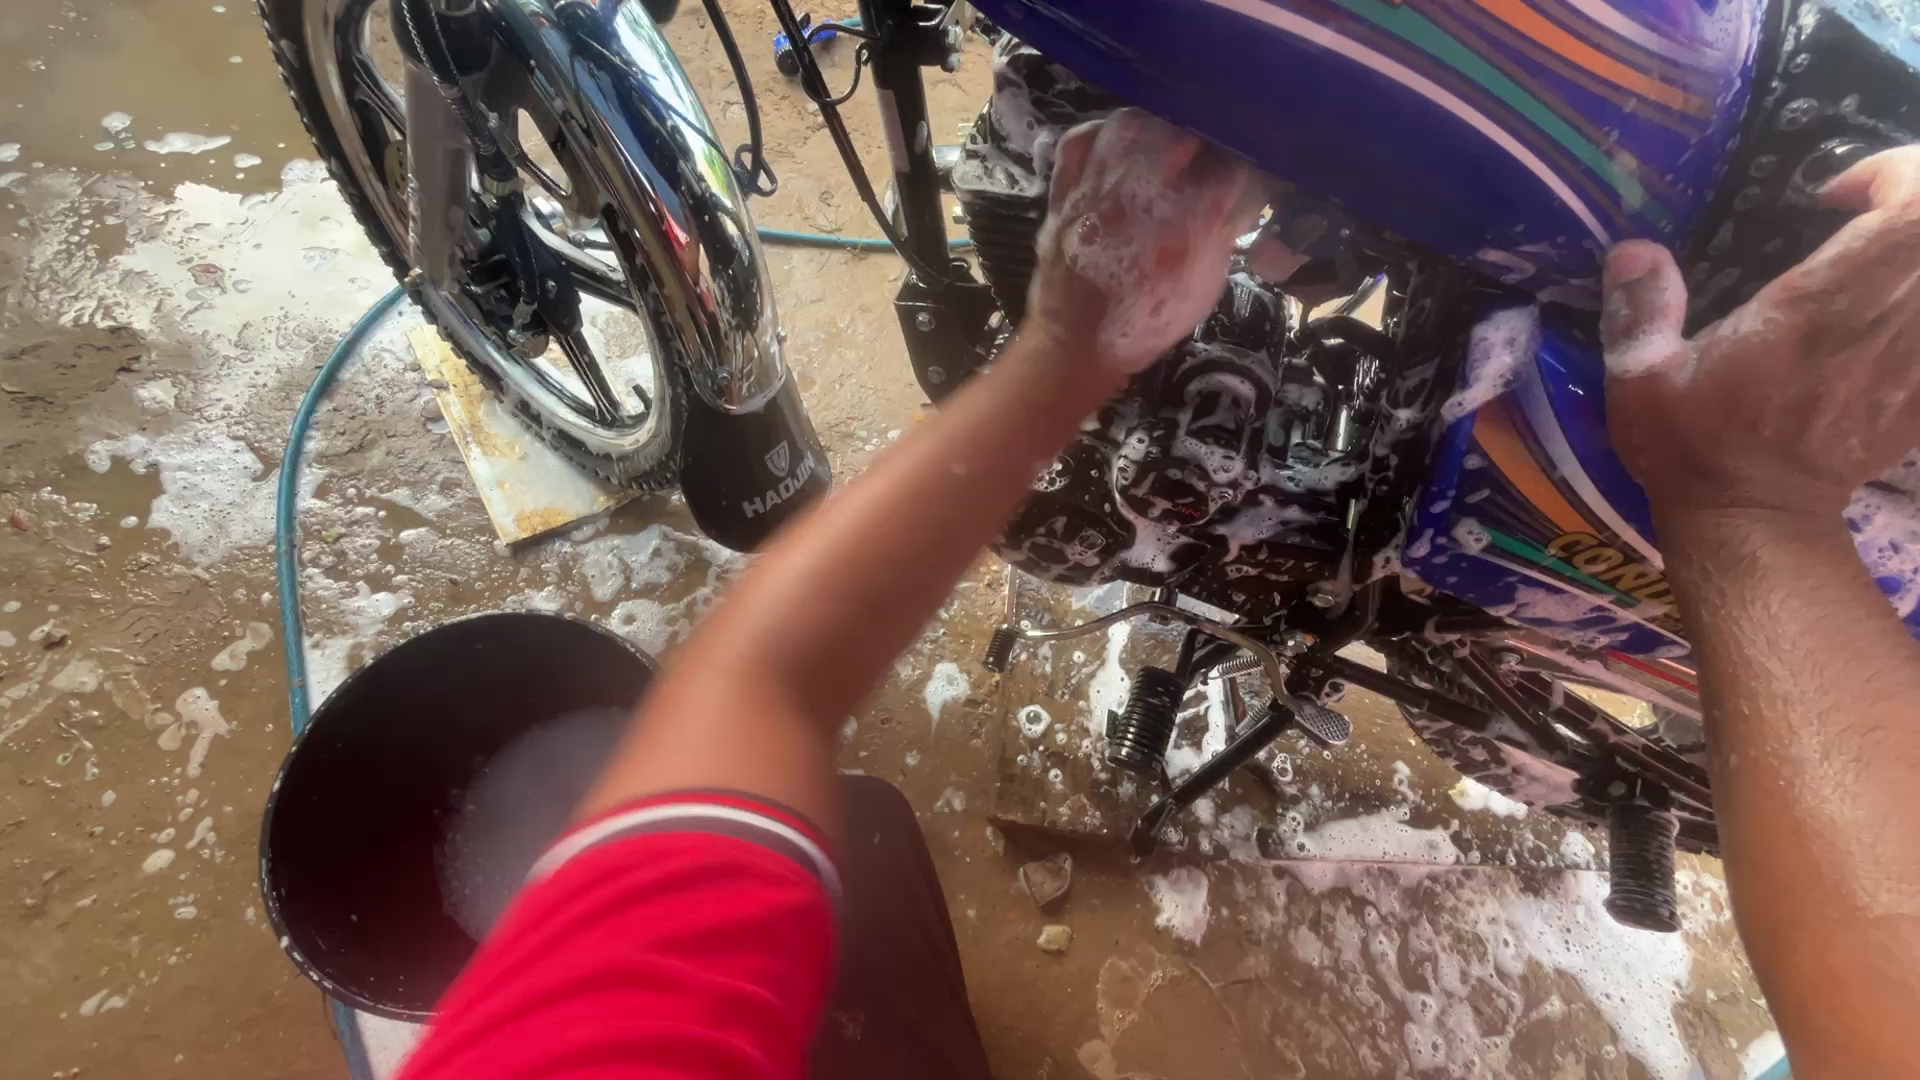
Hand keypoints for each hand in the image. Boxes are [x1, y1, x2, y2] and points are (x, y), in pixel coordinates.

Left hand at [1024, 109, 1266, 374]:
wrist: (1075, 347)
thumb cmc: (1144, 322)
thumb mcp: (1203, 283)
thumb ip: (1224, 229)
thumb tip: (1245, 183)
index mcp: (1187, 227)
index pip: (1234, 164)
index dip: (1244, 161)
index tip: (1242, 168)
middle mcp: (1142, 199)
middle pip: (1185, 129)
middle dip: (1203, 135)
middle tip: (1204, 155)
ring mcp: (1096, 191)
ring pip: (1133, 123)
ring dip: (1154, 129)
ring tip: (1162, 149)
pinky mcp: (1062, 192)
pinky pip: (1082, 140)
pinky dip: (1101, 137)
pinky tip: (1116, 152)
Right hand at [1601, 147, 1919, 522]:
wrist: (1752, 510)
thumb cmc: (1689, 442)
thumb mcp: (1637, 379)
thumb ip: (1639, 309)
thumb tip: (1632, 250)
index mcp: (1817, 307)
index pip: (1917, 203)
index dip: (1898, 172)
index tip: (1835, 194)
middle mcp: (1890, 318)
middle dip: (1913, 202)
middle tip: (1862, 214)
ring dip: (1912, 252)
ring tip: (1870, 260)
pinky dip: (1913, 300)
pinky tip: (1878, 312)